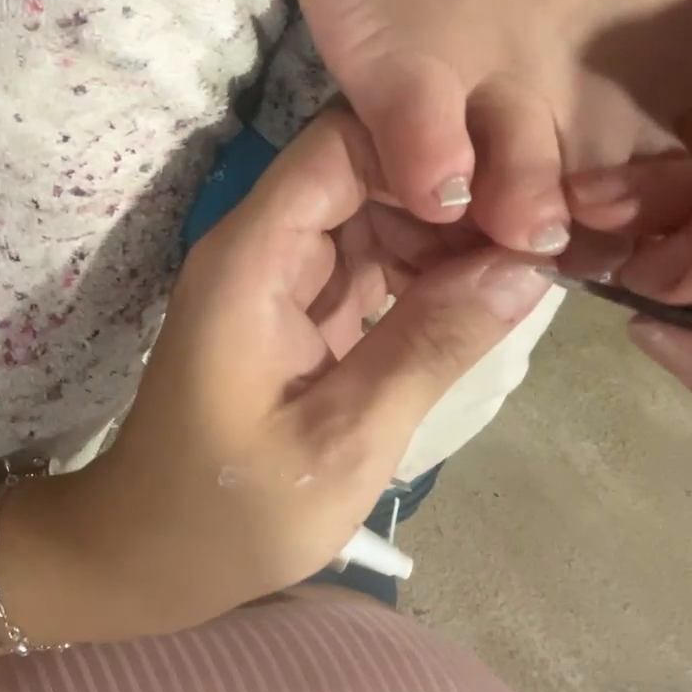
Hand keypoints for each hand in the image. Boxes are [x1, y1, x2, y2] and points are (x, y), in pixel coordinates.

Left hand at [47, 107, 552, 634]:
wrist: (149, 546)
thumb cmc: (229, 509)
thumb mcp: (343, 438)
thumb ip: (429, 345)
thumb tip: (525, 265)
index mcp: (251, 257)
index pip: (337, 145)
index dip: (425, 149)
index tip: (512, 195)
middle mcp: (257, 246)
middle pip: (358, 172)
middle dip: (447, 195)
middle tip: (542, 236)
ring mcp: (272, 275)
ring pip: (367, 215)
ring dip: (441, 236)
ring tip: (527, 267)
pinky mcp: (288, 308)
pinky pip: (360, 263)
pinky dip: (417, 274)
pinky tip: (478, 297)